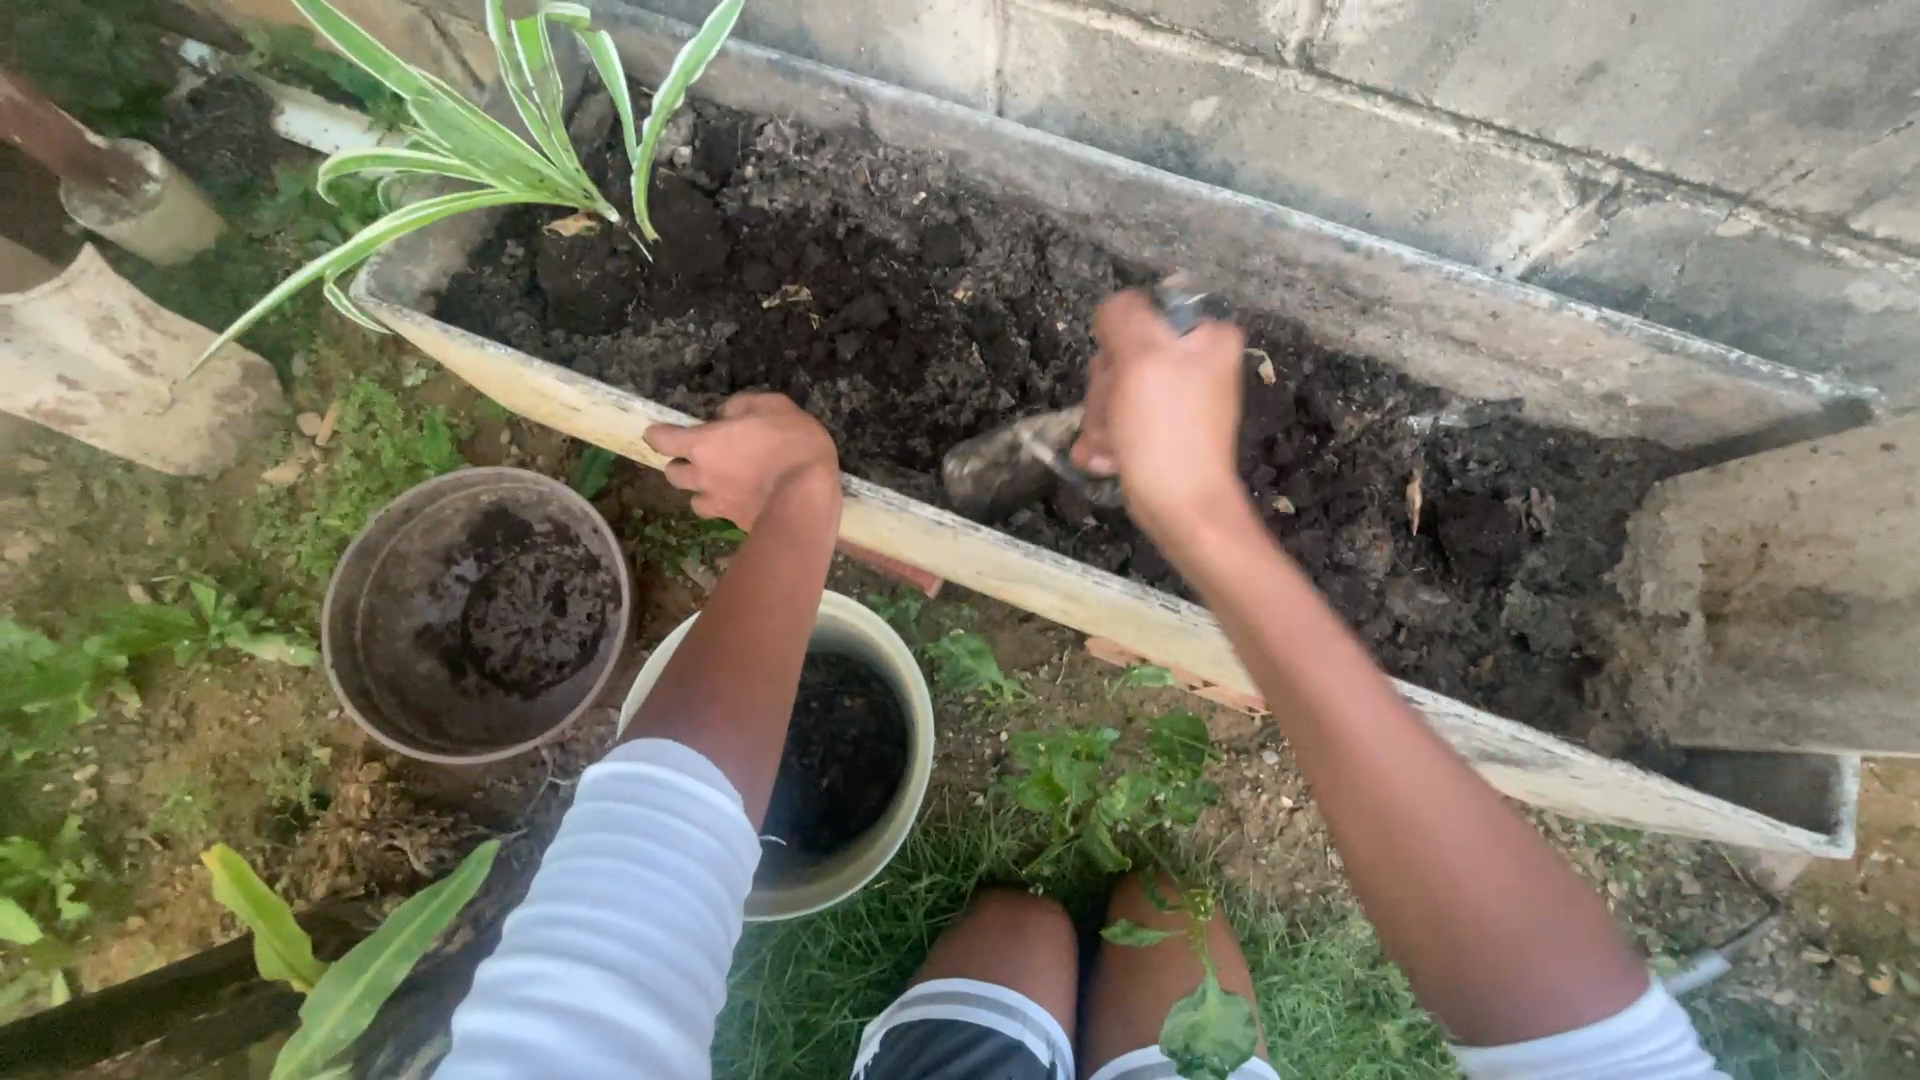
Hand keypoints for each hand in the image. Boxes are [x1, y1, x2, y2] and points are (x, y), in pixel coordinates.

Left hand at [643, 393, 839, 529]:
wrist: (809, 496)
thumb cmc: (791, 444)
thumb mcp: (775, 406)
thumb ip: (743, 406)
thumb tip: (725, 414)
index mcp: (703, 444)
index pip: (660, 440)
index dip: (659, 435)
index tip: (665, 433)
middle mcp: (702, 477)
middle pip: (672, 474)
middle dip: (681, 465)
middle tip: (703, 459)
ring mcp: (719, 504)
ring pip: (695, 500)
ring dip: (702, 491)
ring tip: (723, 485)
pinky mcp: (737, 524)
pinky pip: (722, 515)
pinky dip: (727, 509)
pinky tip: (746, 502)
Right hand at [1071, 290, 1247, 537]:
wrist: (1179, 507)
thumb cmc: (1165, 433)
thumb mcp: (1142, 358)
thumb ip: (1123, 316)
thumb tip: (1113, 309)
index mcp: (1205, 337)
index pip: (1140, 315)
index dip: (1120, 346)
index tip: (1123, 373)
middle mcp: (1193, 365)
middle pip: (1120, 357)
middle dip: (1107, 391)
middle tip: (1119, 415)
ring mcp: (1174, 401)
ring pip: (1111, 392)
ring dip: (1101, 421)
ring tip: (1115, 445)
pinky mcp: (1157, 432)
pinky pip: (1115, 422)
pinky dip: (1105, 441)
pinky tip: (1109, 459)